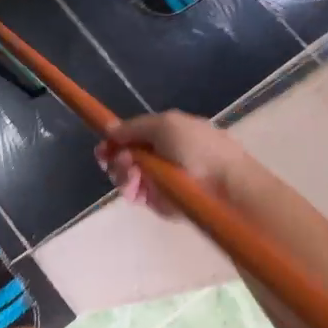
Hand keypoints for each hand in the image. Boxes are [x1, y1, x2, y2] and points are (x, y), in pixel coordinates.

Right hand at [94, 111, 274, 218]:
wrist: (224, 186)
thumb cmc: (198, 148)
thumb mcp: (165, 124)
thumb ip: (133, 127)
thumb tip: (110, 129)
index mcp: (167, 134)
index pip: (133, 137)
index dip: (115, 141)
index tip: (102, 148)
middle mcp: (162, 156)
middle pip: (125, 157)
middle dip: (116, 158)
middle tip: (123, 162)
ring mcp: (160, 180)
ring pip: (126, 176)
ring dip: (122, 174)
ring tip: (132, 176)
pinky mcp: (160, 202)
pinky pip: (136, 195)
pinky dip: (131, 190)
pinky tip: (135, 190)